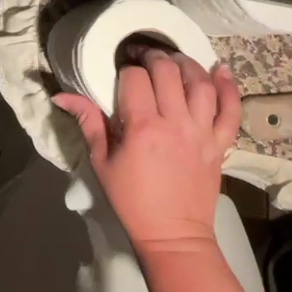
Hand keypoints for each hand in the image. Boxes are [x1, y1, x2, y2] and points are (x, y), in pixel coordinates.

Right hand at [54, 51, 241, 254]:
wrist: (174, 236)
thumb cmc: (131, 199)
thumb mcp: (101, 161)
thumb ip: (87, 121)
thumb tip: (60, 95)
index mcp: (142, 127)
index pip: (134, 78)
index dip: (125, 69)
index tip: (120, 72)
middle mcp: (175, 124)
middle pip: (168, 72)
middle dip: (153, 57)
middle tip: (142, 56)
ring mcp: (202, 133)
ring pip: (200, 83)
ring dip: (186, 64)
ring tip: (172, 59)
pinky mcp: (220, 144)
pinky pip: (231, 110)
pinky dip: (228, 87)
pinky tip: (219, 69)